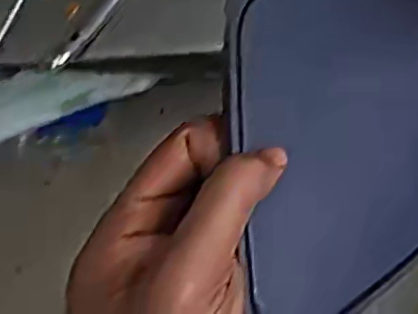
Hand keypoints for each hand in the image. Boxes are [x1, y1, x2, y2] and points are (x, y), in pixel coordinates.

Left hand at [68, 118, 286, 313]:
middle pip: (212, 164)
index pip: (183, 146)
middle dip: (249, 164)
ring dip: (267, 189)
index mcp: (126, 235)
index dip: (223, 141)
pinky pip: (260, 217)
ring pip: (239, 189)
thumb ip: (221, 201)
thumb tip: (267, 153)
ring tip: (285, 200)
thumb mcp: (184, 276)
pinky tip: (291, 218)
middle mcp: (160, 240)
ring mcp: (197, 256)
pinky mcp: (232, 269)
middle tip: (274, 178)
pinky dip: (280, 210)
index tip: (256, 157)